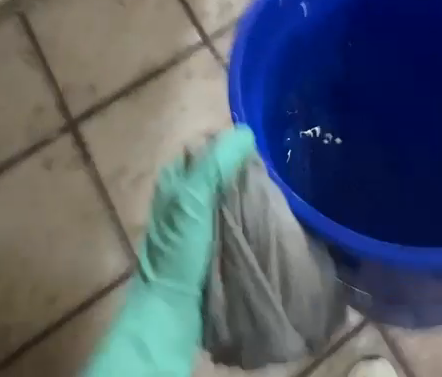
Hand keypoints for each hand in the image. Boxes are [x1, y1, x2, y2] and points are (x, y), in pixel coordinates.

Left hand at [135, 125, 257, 299]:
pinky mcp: (210, 238)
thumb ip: (216, 164)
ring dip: (245, 188)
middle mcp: (184, 191)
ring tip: (269, 190)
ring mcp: (197, 216)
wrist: (172, 308)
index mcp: (174, 177)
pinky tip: (261, 212)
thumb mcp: (194, 200)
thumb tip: (246, 133)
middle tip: (267, 171)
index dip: (229, 143)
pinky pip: (232, 211)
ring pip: (227, 187)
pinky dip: (245, 208)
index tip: (255, 150)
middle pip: (218, 165)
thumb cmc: (180, 249)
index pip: (206, 143)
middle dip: (240, 165)